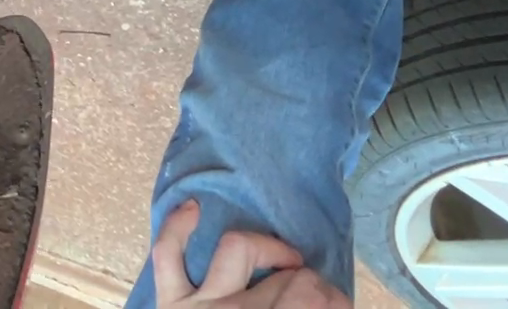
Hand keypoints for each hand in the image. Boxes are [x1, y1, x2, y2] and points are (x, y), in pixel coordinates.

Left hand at [152, 201, 350, 307]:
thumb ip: (303, 308)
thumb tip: (331, 297)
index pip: (317, 299)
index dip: (335, 299)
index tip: (339, 301)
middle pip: (289, 281)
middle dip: (315, 282)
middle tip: (323, 291)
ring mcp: (201, 306)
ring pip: (238, 249)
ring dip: (269, 249)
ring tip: (290, 260)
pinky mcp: (170, 302)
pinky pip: (168, 254)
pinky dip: (177, 227)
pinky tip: (194, 208)